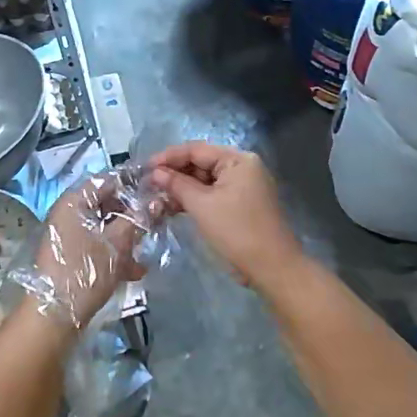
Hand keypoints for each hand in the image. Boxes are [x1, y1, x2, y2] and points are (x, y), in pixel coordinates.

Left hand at [26, 172, 151, 328]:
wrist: (52, 318)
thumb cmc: (85, 272)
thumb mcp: (117, 243)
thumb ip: (139, 218)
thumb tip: (159, 199)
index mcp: (74, 202)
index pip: (107, 179)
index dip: (133, 182)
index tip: (157, 189)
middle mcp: (68, 213)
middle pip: (107, 203)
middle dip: (133, 213)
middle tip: (157, 219)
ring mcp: (68, 236)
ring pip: (104, 226)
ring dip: (127, 235)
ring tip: (148, 248)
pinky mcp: (71, 256)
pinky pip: (97, 245)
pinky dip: (115, 253)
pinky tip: (135, 270)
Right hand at [148, 143, 305, 290]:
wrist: (271, 266)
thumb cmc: (236, 231)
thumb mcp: (202, 206)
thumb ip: (177, 185)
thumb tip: (156, 172)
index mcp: (238, 160)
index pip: (197, 150)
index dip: (169, 157)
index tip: (145, 167)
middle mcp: (243, 167)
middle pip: (202, 163)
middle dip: (175, 173)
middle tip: (148, 184)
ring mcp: (244, 186)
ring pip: (206, 180)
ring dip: (183, 188)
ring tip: (157, 197)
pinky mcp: (241, 203)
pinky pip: (213, 193)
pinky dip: (195, 199)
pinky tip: (174, 207)